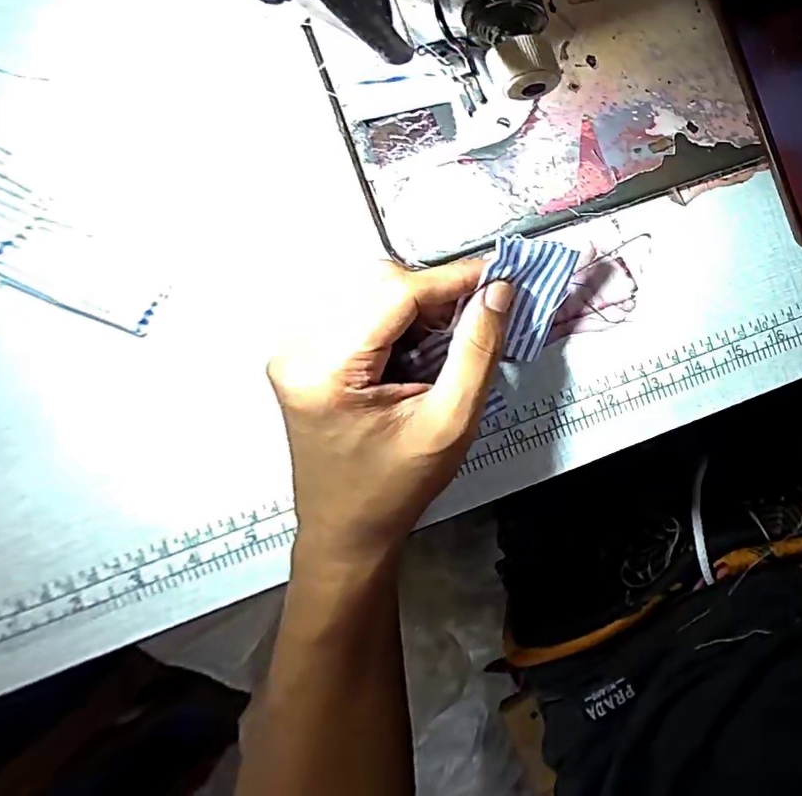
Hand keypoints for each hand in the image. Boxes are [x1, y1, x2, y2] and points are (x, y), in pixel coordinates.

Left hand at [266, 258, 515, 569]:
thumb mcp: (452, 420)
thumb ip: (477, 350)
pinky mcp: (311, 352)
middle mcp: (299, 350)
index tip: (502, 275)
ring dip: (425, 303)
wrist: (349, 527)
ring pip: (376, 289)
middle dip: (440, 291)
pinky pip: (368, 308)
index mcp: (324, 369)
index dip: (455, 278)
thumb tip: (497, 293)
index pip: (395, 293)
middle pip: (381, 283)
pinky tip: (426, 346)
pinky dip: (408, 315)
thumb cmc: (397, 484)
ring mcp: (300, 349)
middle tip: (482, 313)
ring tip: (453, 337)